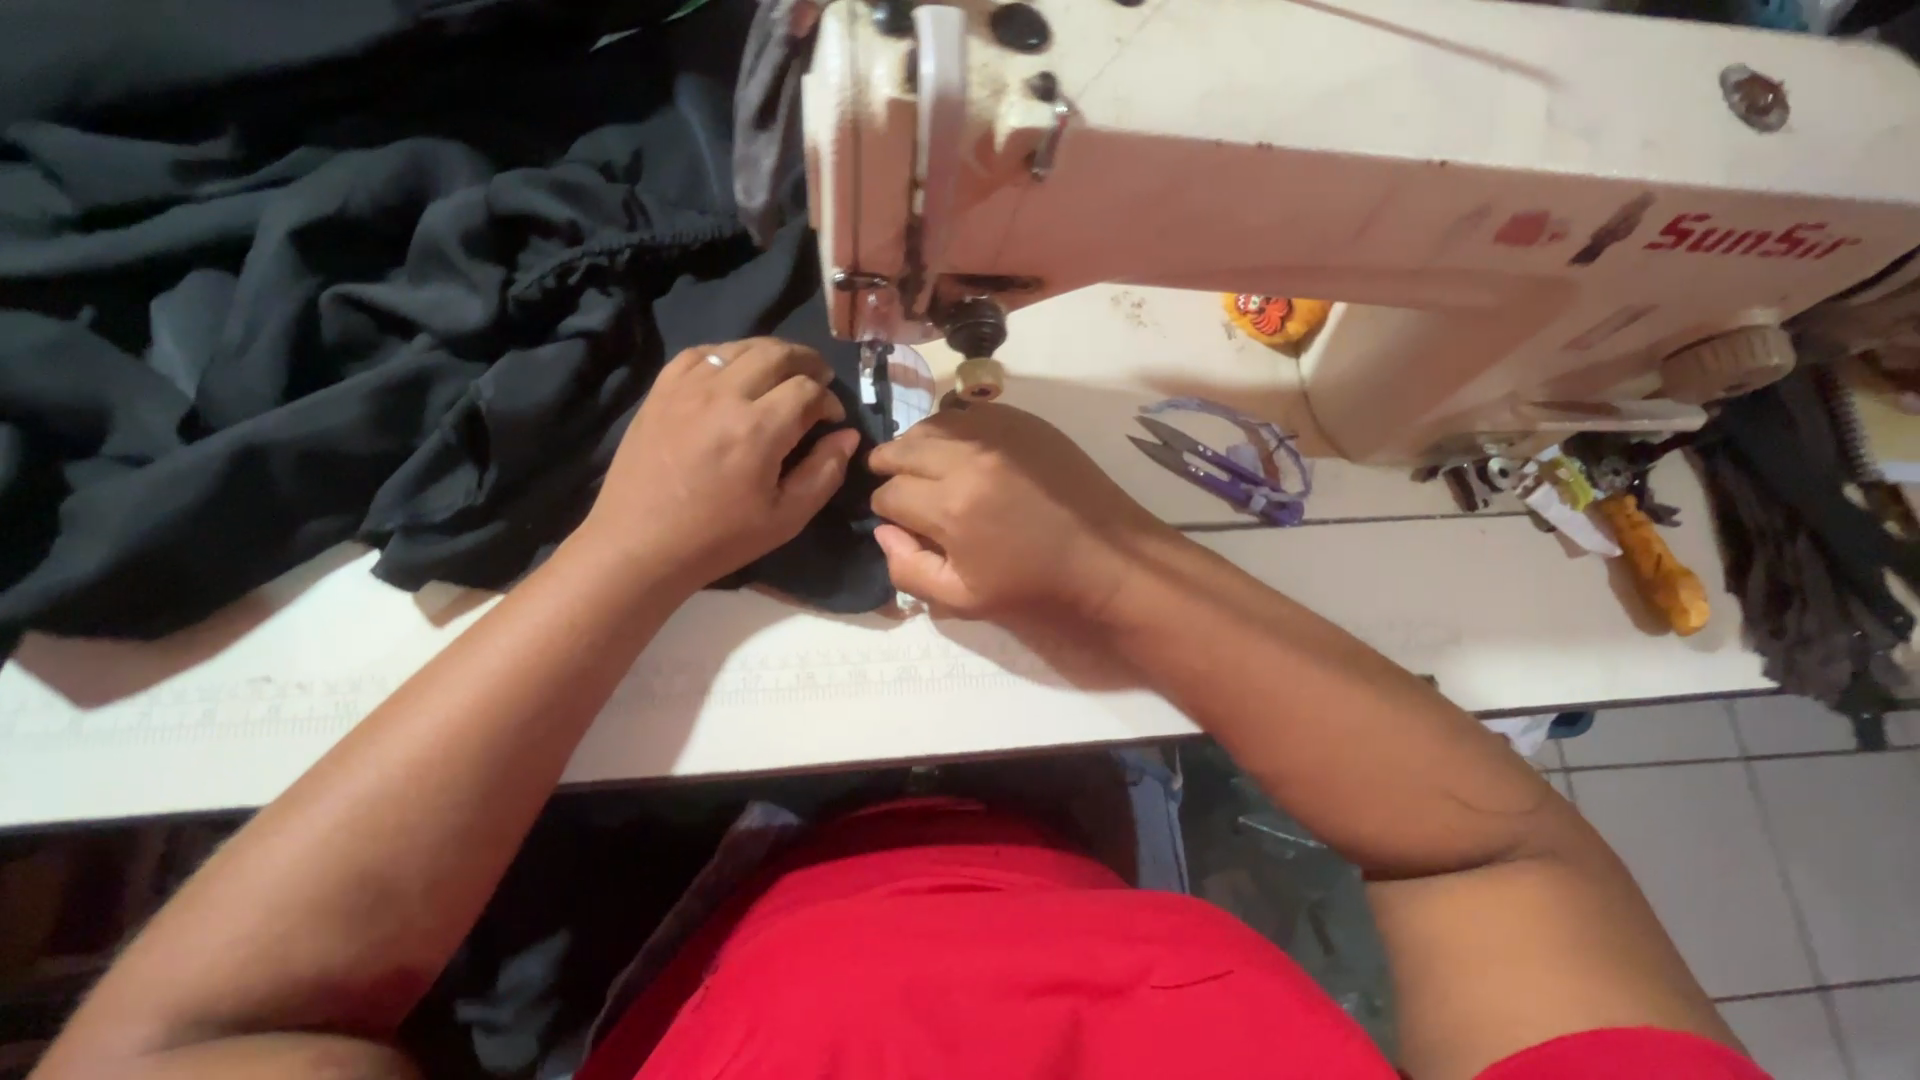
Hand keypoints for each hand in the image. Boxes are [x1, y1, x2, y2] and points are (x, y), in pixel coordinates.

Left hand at [579, 338, 861, 587]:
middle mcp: (724, 395)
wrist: (640, 545)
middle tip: (819, 379)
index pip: (808, 389)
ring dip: (771, 354)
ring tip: (783, 372)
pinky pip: (700, 353)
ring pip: (740, 347)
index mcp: (759, 429)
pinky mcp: (661, 390)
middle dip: (808, 362)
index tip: (832, 420)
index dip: (829, 400)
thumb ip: (824, 472)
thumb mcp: (786, 518)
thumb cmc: (719, 539)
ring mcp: (687, 388)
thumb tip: (847, 435)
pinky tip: (735, 373)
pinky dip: (727, 355)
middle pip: (778, 354)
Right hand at [869, 401, 1179, 620]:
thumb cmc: (1035, 585)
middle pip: (902, 448)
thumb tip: (883, 532)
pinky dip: (953, 428)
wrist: (1107, 557)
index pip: (889, 494)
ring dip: (917, 443)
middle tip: (895, 483)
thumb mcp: (964, 599)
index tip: (898, 520)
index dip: (885, 510)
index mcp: (951, 508)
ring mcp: (997, 433)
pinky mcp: (1023, 421)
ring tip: (921, 463)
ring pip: (932, 423)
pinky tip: (958, 449)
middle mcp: (968, 459)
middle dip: (889, 467)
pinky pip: (969, 412)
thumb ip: (909, 569)